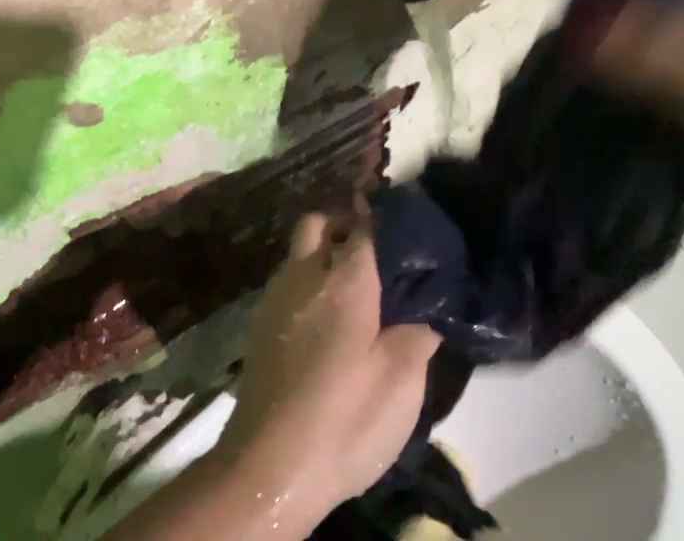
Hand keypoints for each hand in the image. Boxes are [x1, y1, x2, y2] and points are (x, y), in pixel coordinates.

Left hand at [216, 214, 440, 511]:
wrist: (270, 464)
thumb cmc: (346, 419)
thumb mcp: (402, 383)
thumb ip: (416, 335)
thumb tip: (424, 310)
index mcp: (345, 281)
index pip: (364, 226)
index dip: (383, 219)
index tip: (405, 225)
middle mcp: (304, 276)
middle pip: (318, 224)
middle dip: (343, 226)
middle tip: (374, 255)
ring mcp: (275, 299)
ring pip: (296, 252)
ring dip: (320, 254)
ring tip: (353, 288)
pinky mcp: (259, 325)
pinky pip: (285, 282)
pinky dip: (305, 283)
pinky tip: (325, 319)